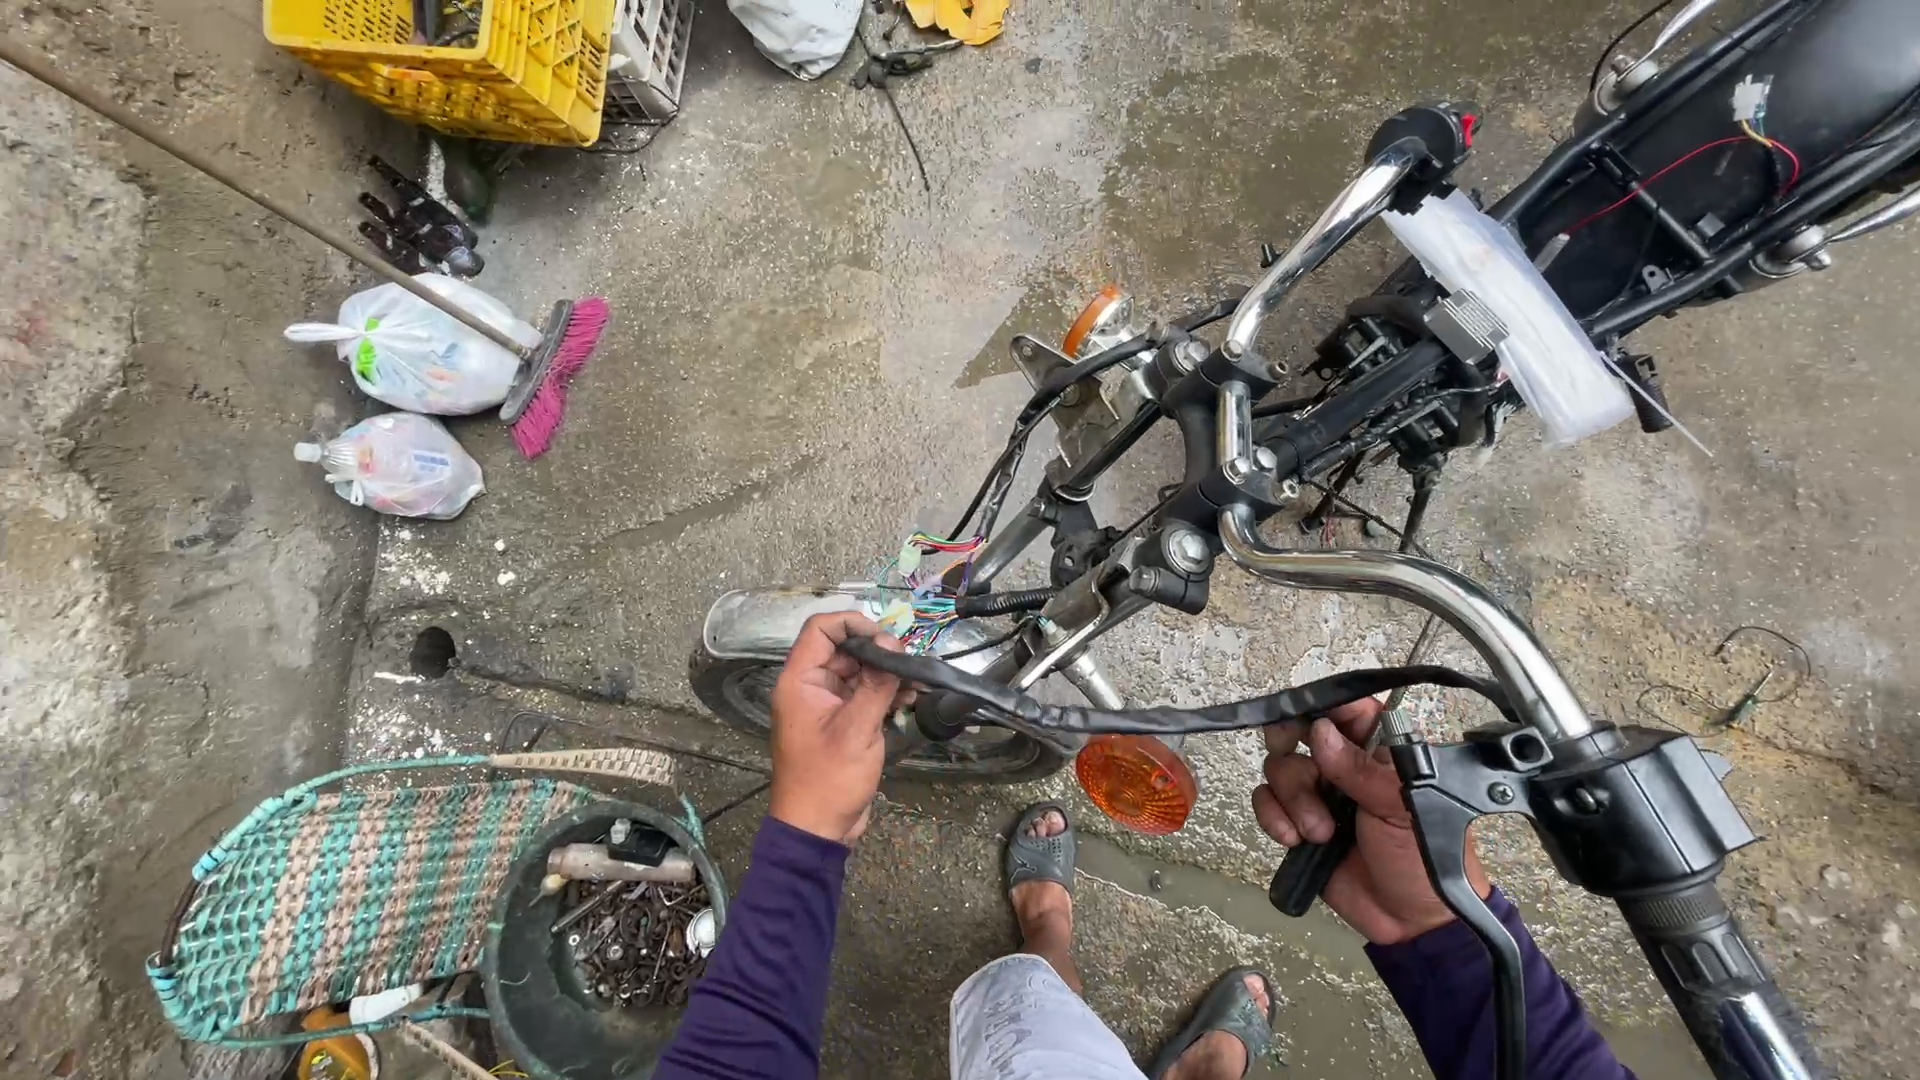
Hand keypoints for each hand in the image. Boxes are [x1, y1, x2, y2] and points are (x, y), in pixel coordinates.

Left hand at [767, 613, 905, 844]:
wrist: (818, 829)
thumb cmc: (829, 780)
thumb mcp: (856, 729)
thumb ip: (876, 684)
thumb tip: (893, 644)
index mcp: (799, 681)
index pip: (820, 629)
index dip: (852, 622)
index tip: (886, 636)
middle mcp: (809, 686)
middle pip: (843, 648)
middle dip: (878, 650)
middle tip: (907, 662)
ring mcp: (826, 704)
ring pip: (857, 670)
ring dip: (885, 672)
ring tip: (914, 682)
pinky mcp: (841, 720)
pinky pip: (862, 693)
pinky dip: (884, 692)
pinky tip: (909, 697)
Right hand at [1251, 698, 1490, 943]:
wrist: (1410, 923)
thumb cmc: (1424, 859)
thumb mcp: (1403, 809)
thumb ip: (1362, 770)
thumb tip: (1319, 733)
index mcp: (1378, 751)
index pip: (1346, 709)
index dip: (1321, 705)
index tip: (1303, 716)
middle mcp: (1342, 764)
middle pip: (1296, 729)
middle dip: (1286, 741)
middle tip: (1287, 750)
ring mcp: (1316, 792)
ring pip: (1278, 767)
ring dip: (1294, 798)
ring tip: (1320, 831)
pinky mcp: (1294, 820)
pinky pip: (1265, 801)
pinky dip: (1273, 817)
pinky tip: (1295, 839)